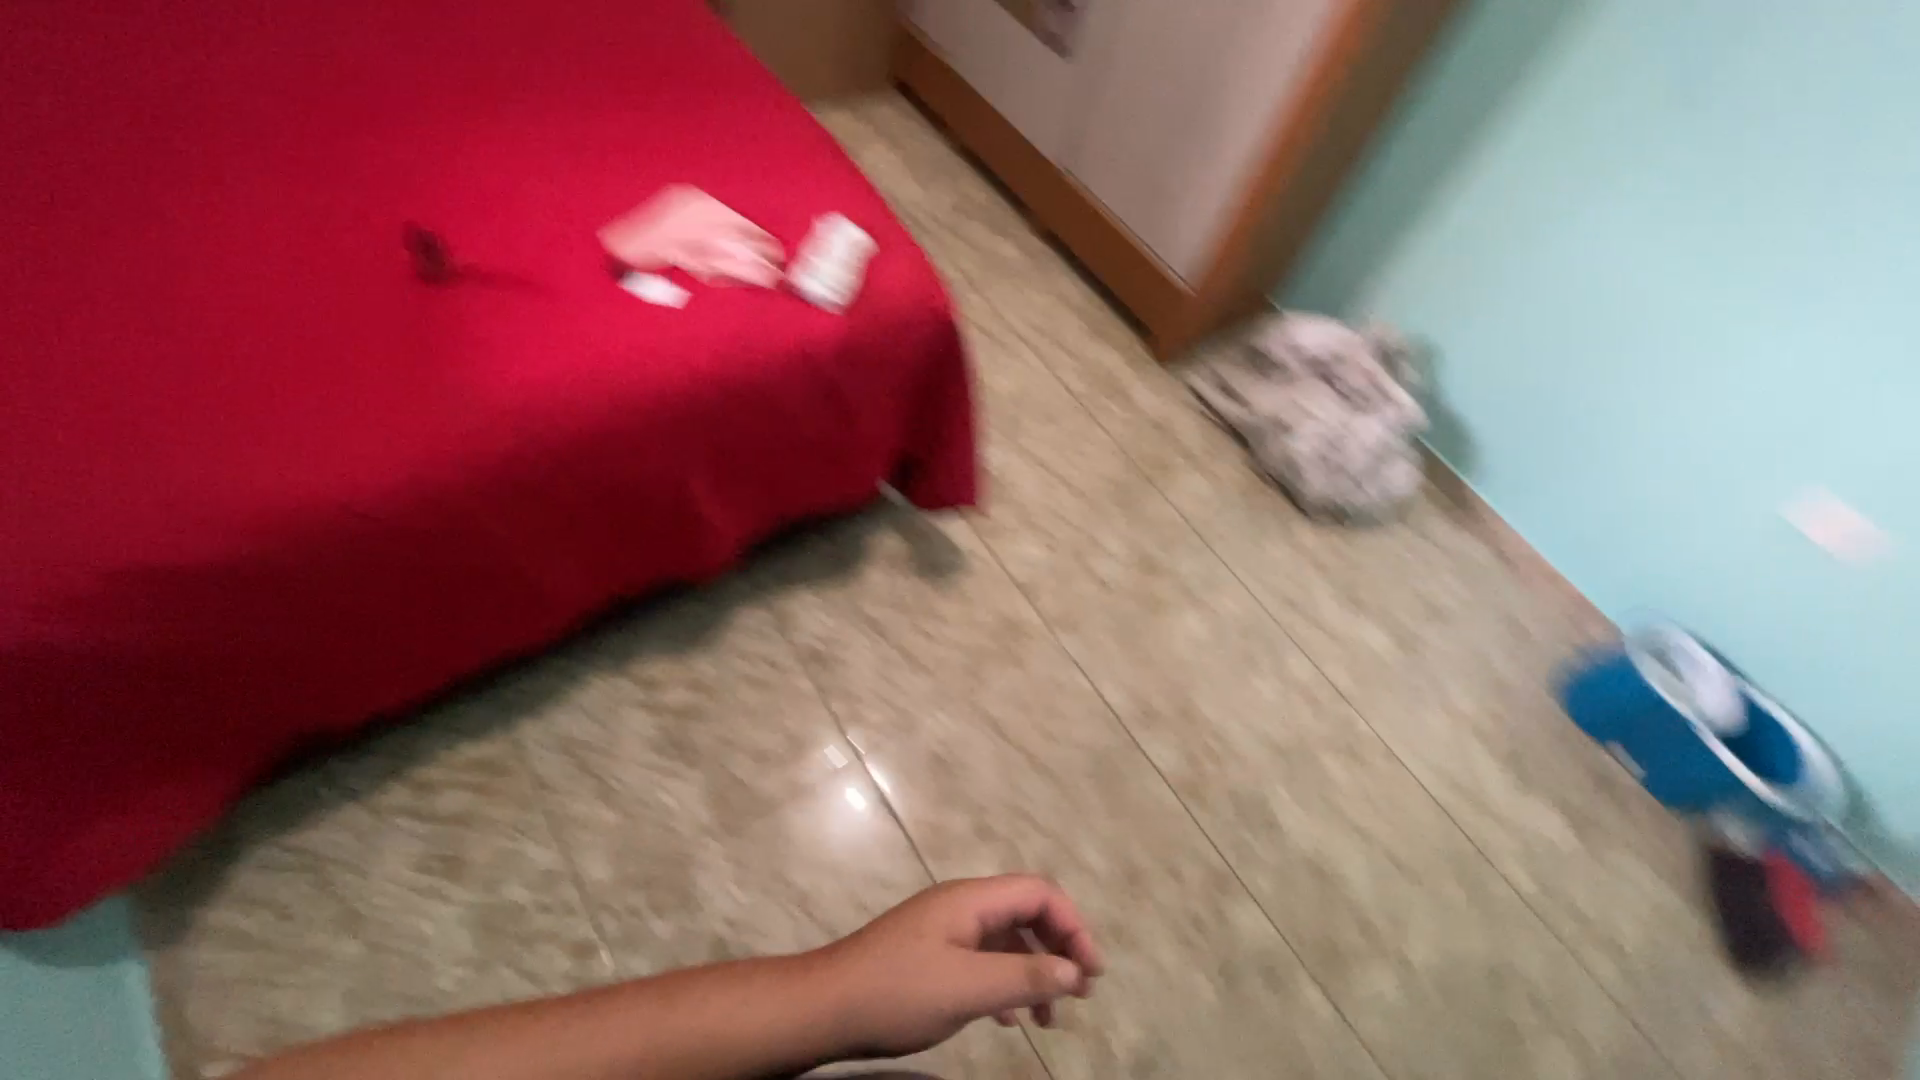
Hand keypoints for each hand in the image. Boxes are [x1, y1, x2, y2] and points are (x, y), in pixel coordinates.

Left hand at [811, 875, 1104, 1058]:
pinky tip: (1008, 1018)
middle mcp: (961, 905)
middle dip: (1058, 946)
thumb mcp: (967, 988)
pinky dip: (1006, 981)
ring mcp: (944, 928)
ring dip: (1034, 969)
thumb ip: (1024, 976)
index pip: (1038, 892)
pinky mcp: (931, 954)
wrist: (826, 1006)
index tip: (1092, 972)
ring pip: (1005, 938)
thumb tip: (1075, 970)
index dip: (1072, 925)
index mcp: (971, 899)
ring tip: (1050, 1016)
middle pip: (1025, 910)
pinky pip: (983, 958)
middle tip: (1081, 992)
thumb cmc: (897, 992)